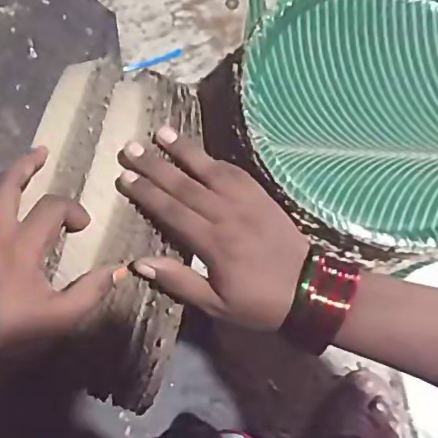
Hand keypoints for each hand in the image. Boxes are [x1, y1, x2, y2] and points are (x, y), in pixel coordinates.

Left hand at [0, 147, 119, 355]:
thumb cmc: (12, 334)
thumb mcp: (60, 319)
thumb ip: (91, 291)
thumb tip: (118, 269)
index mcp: (19, 246)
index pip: (50, 208)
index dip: (72, 210)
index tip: (84, 226)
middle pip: (6, 185)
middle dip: (25, 165)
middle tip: (41, 152)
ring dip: (7, 182)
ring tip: (24, 174)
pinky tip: (6, 211)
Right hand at [115, 127, 309, 330]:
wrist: (313, 290)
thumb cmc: (259, 302)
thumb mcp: (216, 305)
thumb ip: (178, 281)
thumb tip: (139, 263)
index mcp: (214, 244)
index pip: (172, 211)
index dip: (146, 193)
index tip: (124, 177)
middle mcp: (228, 216)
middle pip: (185, 185)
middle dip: (155, 165)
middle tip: (130, 149)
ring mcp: (248, 203)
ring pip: (210, 170)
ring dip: (184, 150)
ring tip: (161, 132)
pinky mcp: (263, 197)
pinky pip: (234, 172)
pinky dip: (213, 160)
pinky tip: (197, 152)